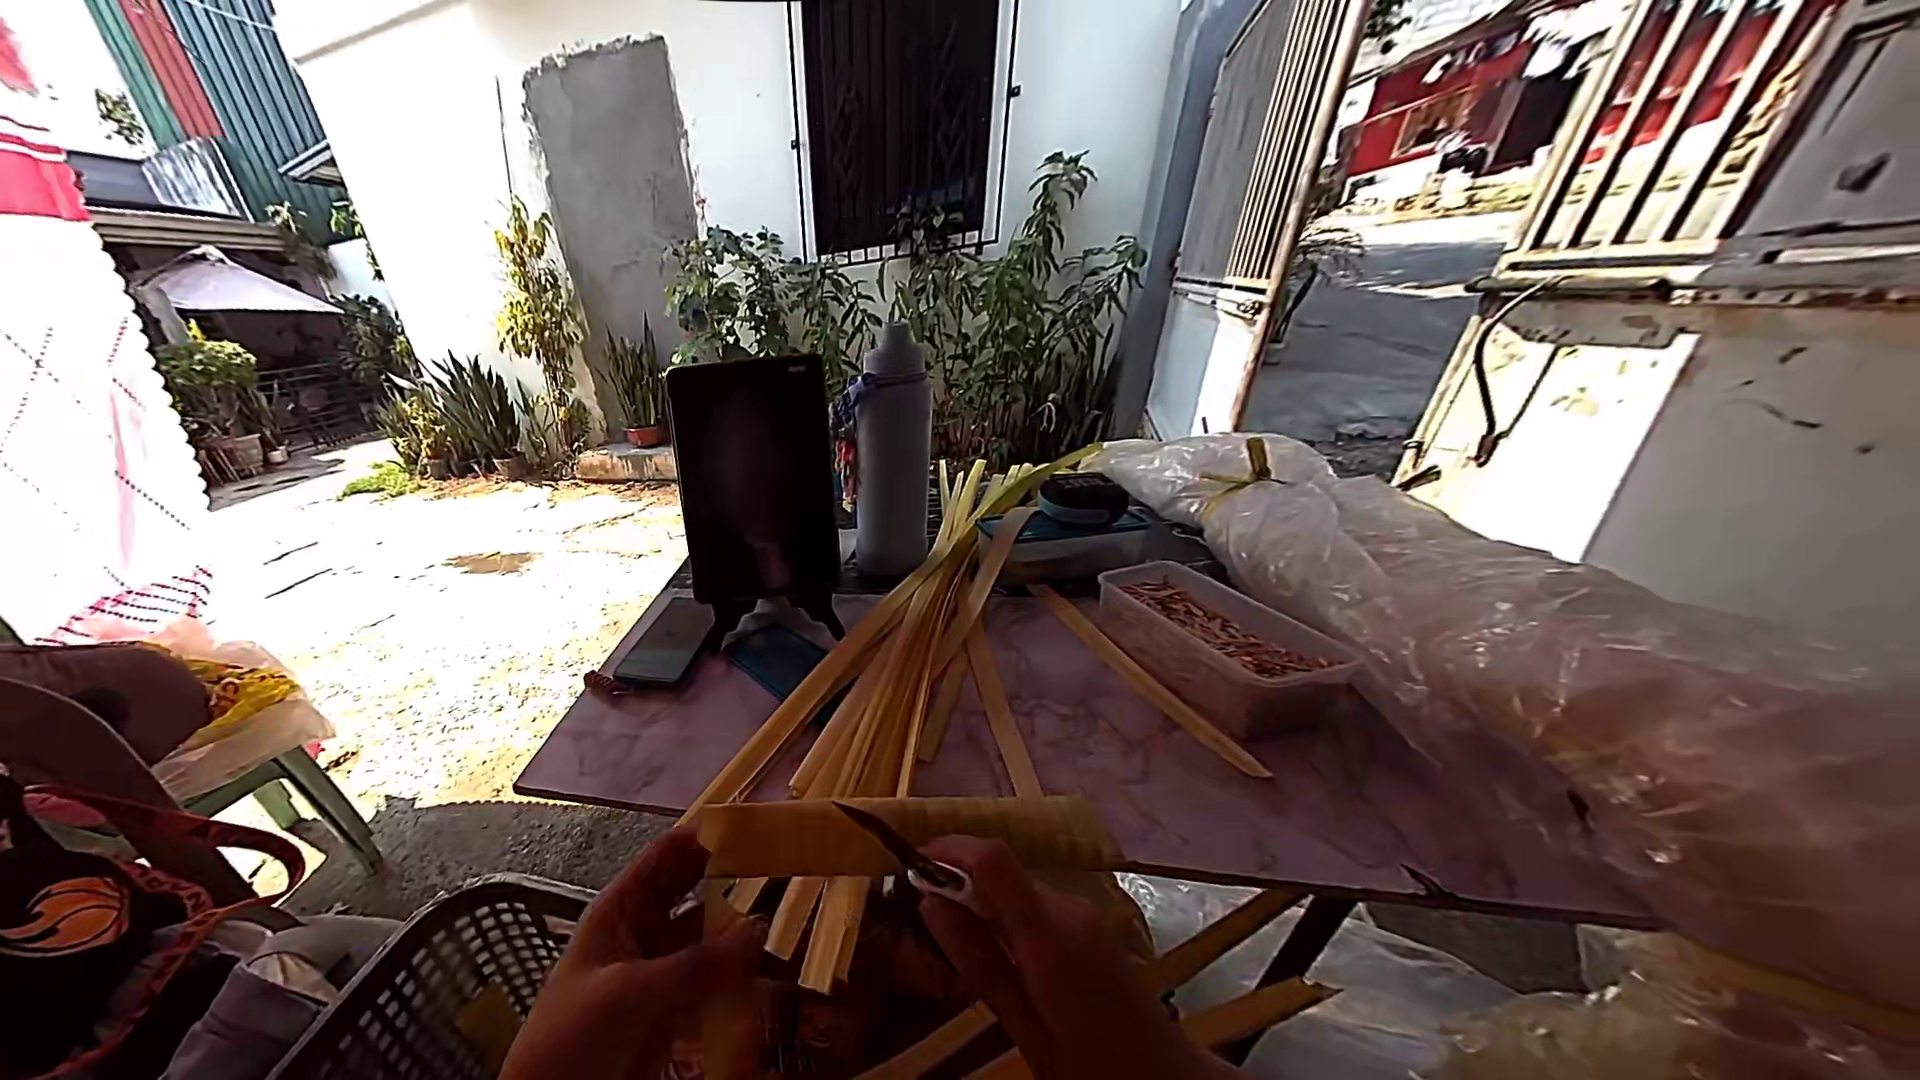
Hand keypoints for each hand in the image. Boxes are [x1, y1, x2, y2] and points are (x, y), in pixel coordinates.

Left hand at [500, 827, 760, 1079]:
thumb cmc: (568, 1038)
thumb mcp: (626, 994)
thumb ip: (693, 964)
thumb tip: (758, 931)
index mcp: (623, 906)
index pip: (669, 852)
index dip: (707, 833)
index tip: (752, 824)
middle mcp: (647, 925)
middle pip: (697, 884)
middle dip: (734, 873)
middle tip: (781, 861)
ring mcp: (664, 962)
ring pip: (712, 928)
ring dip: (742, 923)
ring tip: (785, 911)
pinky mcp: (678, 1000)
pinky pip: (717, 972)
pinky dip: (741, 966)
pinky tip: (770, 961)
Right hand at [917, 836, 1233, 1079]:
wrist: (1164, 1076)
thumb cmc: (1090, 1065)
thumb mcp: (1025, 1027)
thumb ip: (979, 963)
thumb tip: (931, 905)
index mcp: (1049, 933)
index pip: (994, 860)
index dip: (952, 848)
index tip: (913, 860)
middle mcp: (1066, 905)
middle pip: (1002, 871)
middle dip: (958, 878)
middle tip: (920, 906)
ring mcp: (1080, 910)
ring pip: (1016, 886)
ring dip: (980, 897)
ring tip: (949, 933)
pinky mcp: (1086, 920)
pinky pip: (1033, 902)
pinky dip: (1004, 911)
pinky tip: (991, 947)